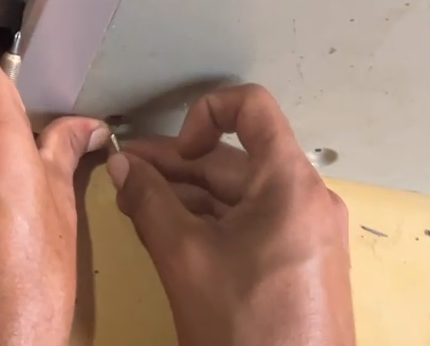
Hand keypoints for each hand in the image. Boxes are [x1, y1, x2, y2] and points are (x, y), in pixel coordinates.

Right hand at [109, 85, 354, 345]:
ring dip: (189, 195)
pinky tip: (171, 234)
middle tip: (126, 176)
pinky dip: (212, 221)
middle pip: (236, 158)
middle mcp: (308, 199)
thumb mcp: (184, 258)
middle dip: (178, 165)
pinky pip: (253, 222)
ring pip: (240, 194)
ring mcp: (309, 235)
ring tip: (138, 207)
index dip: (205, 113)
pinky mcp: (303, 265)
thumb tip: (119, 163)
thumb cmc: (244, 328)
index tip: (177, 154)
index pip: (251, 106)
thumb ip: (148, 200)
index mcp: (291, 183)